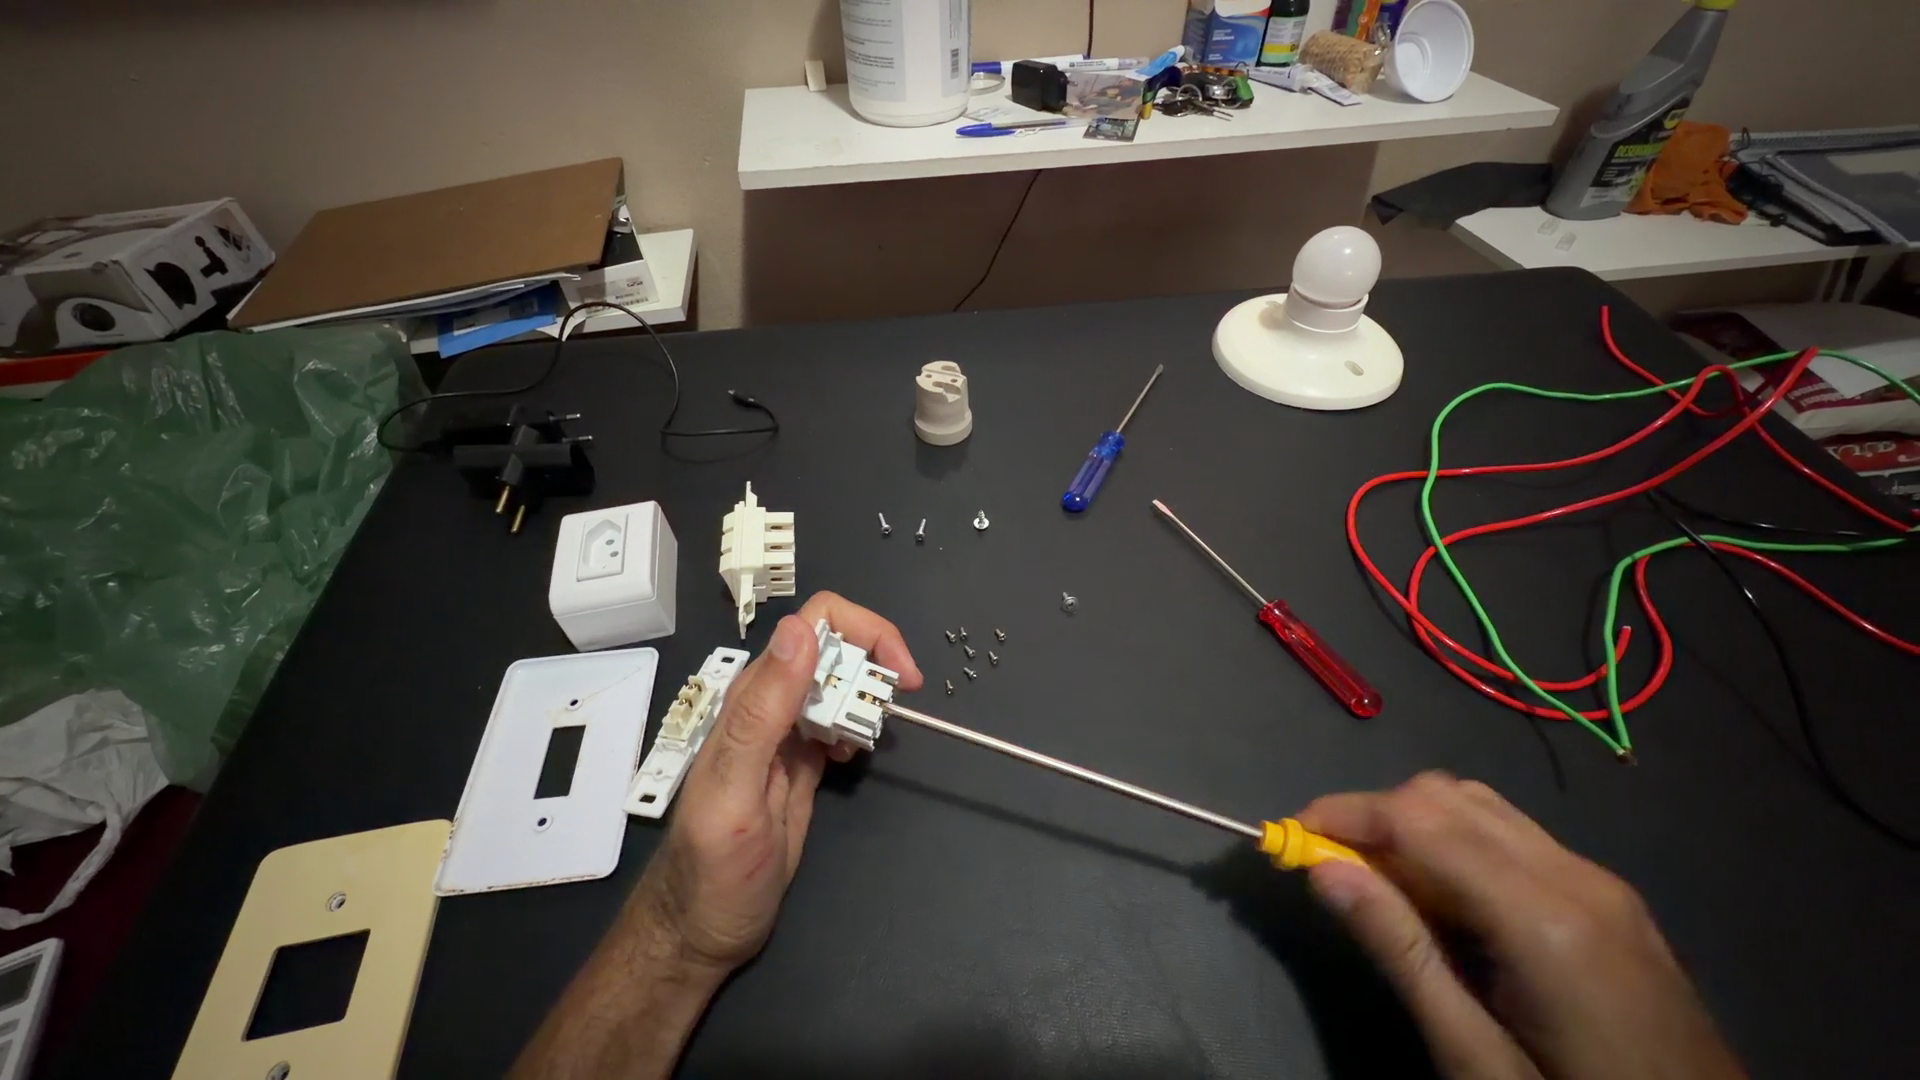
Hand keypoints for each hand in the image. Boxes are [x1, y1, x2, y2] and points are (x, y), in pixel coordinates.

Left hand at [633, 592, 921, 974]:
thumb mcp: (734, 791)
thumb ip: (762, 712)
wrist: (702, 930)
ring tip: (874, 734)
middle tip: (895, 707)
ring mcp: (785, 732)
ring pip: (838, 681)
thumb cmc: (713, 870)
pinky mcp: (798, 759)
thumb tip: (800, 630)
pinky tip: (854, 753)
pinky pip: (835, 719)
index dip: (865, 632)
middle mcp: (769, 704)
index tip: (899, 675)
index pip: (814, 625)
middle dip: (874, 663)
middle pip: (834, 647)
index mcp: (752, 698)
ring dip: (867, 695)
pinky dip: (856, 725)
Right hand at [1297, 772, 1745, 1079]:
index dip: (1342, 814)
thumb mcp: (1474, 1057)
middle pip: (1443, 796)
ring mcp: (1598, 880)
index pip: (1418, 821)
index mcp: (1543, 920)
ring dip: (1410, 821)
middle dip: (1370, 814)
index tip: (1286, 835)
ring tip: (1379, 878)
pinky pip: (1509, 832)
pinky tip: (1441, 893)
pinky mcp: (1607, 894)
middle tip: (1327, 865)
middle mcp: (1575, 877)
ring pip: (1475, 802)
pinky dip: (1452, 838)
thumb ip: (1400, 953)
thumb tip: (1321, 870)